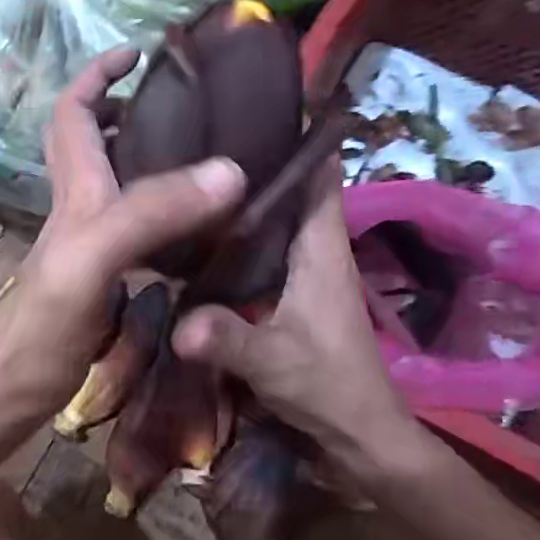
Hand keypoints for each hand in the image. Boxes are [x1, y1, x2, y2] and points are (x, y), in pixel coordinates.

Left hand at [0, 49, 244, 416]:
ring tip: (197, 148)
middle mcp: (79, 206)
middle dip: (121, 104)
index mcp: (76, 190)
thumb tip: (229, 170)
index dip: (98, 75)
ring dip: (142, 151)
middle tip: (177, 101)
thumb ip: (153, 213)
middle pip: (87, 138)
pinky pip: (132, 220)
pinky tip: (195, 220)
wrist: (17, 388)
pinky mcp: (102, 272)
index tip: (139, 53)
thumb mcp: (96, 258)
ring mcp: (88, 240)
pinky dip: (160, 204)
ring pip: (110, 177)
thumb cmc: (46, 323)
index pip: (74, 113)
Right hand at [173, 163, 433, 478]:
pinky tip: (206, 229)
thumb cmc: (328, 386)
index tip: (258, 107)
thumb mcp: (273, 362)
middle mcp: (317, 247)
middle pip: (293, 186)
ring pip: (279, 214)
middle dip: (259, 159)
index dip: (300, 136)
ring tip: (198, 170)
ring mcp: (306, 267)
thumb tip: (179, 326)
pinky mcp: (294, 287)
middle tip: (206, 134)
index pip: (319, 174)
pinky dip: (244, 229)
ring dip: (250, 194)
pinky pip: (268, 243)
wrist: (360, 432)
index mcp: (321, 247)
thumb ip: (228, 341)